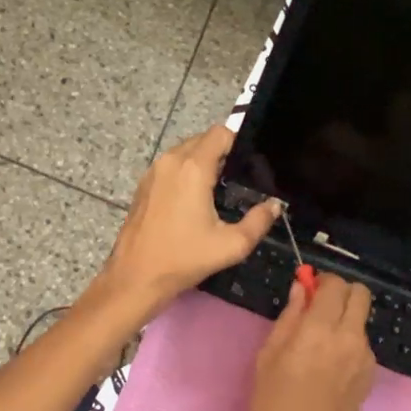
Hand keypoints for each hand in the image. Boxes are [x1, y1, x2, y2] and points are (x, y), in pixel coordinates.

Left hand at [92, 124, 281, 319]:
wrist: (136, 277)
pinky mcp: (143, 186)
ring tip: (217, 191)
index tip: (249, 165)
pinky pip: (170, 167)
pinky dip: (185, 174)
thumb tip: (274, 205)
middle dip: (221, 154)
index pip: (220, 133)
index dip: (239, 143)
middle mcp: (171, 161)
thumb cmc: (184, 259)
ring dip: (202, 163)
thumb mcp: (231, 245)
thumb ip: (259, 221)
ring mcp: (153, 172)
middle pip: (202, 140)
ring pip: (184, 152)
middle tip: (237, 181)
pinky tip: (193, 202)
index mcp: (193, 168)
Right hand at [250, 274, 376, 410]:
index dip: (322, 282)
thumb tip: (301, 289)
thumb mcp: (267, 359)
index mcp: (320, 330)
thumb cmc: (272, 409)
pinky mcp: (369, 377)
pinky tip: (325, 369)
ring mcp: (365, 359)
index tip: (306, 291)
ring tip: (315, 347)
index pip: (336, 285)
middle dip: (340, 294)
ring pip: (361, 321)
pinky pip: (361, 345)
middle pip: (361, 295)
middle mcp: (350, 338)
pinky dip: (347, 344)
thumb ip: (288, 319)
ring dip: (343, 320)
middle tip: (316, 310)